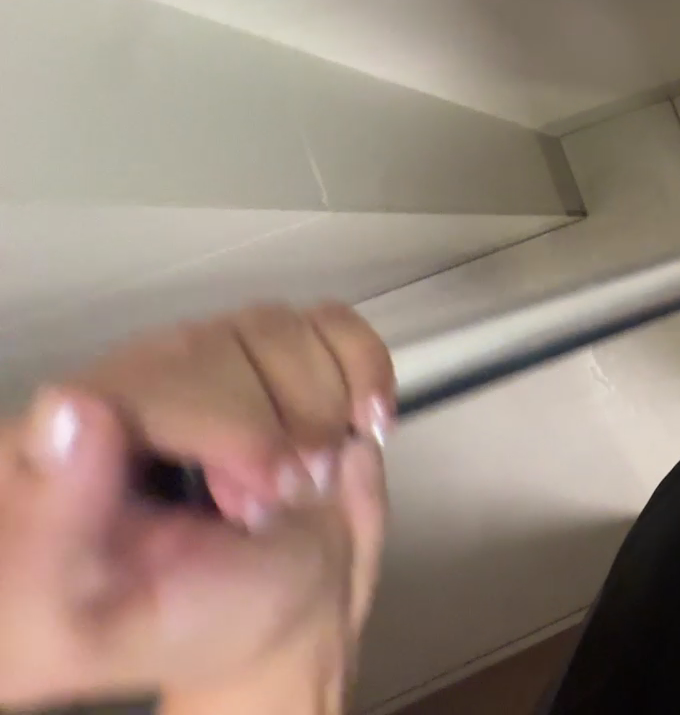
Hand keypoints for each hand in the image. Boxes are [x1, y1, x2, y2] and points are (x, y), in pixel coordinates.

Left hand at [0, 304, 393, 712]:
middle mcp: (125, 391)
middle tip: (281, 498)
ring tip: (314, 470)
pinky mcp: (290, 354)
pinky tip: (363, 422)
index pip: (131, 385)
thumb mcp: (86, 622)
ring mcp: (214, 362)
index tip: (252, 501)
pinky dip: (368, 373)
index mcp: (44, 457)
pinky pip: (338, 324)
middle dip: (279, 432)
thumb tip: (71, 404)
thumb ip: (53, 528)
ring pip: (283, 332)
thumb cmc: (195, 623)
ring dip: (326, 409)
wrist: (301, 603)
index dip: (215, 432)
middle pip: (218, 349)